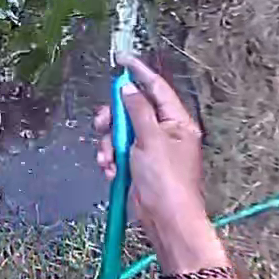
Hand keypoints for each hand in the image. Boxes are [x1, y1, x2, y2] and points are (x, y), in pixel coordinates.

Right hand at [95, 54, 221, 268]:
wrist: (165, 220)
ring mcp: (150, 148)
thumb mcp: (149, 138)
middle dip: (113, 117)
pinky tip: (111, 170)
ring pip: (120, 131)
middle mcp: (164, 131)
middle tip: (102, 124)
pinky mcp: (137, 164)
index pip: (156, 87)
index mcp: (176, 121)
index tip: (120, 58)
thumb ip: (136, 110)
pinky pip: (117, 150)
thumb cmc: (165, 179)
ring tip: (109, 159)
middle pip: (132, 109)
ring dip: (109, 144)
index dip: (138, 72)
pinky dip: (111, 158)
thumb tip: (128, 87)